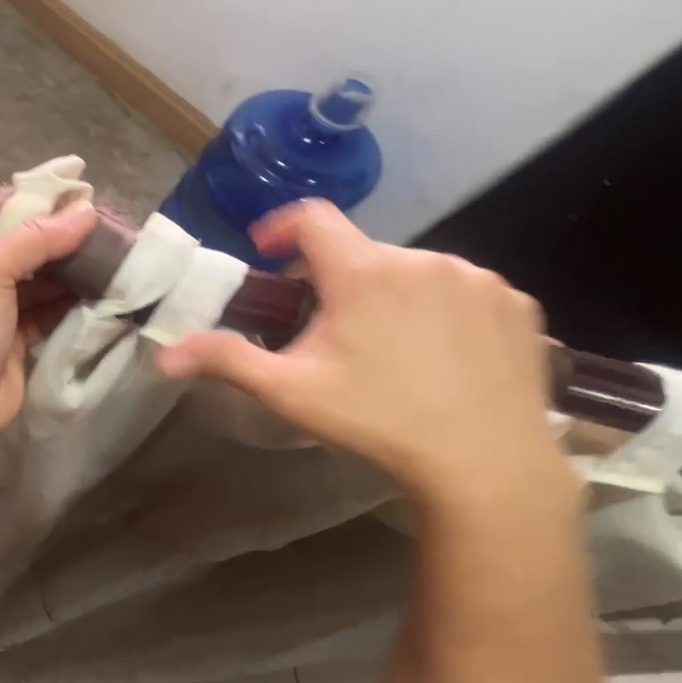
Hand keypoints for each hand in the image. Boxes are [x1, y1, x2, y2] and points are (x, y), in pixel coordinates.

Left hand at [0, 203, 98, 449]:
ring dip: (75, 270)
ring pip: (41, 279)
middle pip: (24, 247)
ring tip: (119, 253)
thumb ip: (35, 238)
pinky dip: (75, 301)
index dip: (39, 205)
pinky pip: (50, 309)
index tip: (83, 195)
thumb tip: (85, 210)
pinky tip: (108, 288)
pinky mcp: (16, 336)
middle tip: (112, 226)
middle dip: (64, 239)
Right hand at [158, 201, 572, 514]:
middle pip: (360, 252)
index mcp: (363, 271)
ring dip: (385, 292)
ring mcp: (478, 281)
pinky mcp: (518, 306)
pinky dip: (437, 307)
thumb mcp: (287, 390)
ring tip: (380, 344)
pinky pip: (460, 290)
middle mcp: (423, 260)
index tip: (267, 254)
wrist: (489, 465)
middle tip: (320, 328)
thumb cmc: (377, 420)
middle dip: (333, 279)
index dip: (281, 228)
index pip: (312, 218)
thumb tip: (163, 355)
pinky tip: (435, 352)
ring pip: (410, 271)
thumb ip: (223, 359)